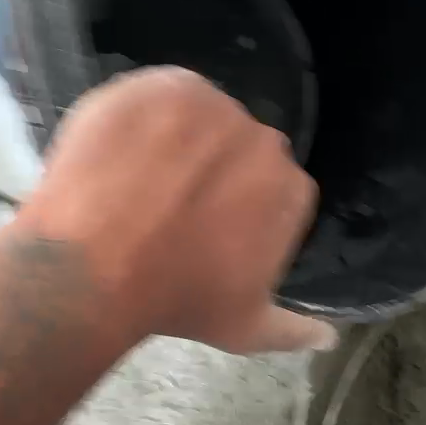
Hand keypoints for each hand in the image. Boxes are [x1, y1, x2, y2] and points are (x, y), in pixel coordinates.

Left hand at [13, 67, 335, 353]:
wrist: (95, 270)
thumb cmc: (178, 302)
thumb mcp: (244, 328)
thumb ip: (293, 330)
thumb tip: (330, 339)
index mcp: (292, 192)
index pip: (276, 190)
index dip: (241, 207)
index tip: (211, 230)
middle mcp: (265, 141)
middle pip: (241, 151)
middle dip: (216, 172)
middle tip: (173, 207)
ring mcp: (215, 108)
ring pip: (203, 120)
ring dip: (182, 142)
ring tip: (141, 180)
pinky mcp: (164, 86)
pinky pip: (164, 93)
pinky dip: (148, 115)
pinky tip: (125, 152)